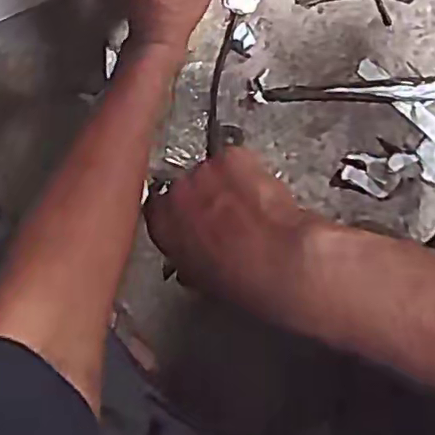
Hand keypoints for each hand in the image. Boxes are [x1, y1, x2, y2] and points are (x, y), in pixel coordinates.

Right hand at [145, 146, 324, 314]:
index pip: (157, 209)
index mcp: (163, 225)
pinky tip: (258, 192)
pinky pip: (234, 159)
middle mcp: (177, 193)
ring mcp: (205, 170)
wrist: (276, 257)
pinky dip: (246, 170)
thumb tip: (191, 256)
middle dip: (202, 198)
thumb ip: (185, 258)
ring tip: (246, 205)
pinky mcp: (231, 156)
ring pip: (211, 171)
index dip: (176, 215)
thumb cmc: (242, 276)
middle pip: (186, 186)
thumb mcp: (201, 278)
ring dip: (225, 184)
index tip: (189, 220)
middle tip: (224, 216)